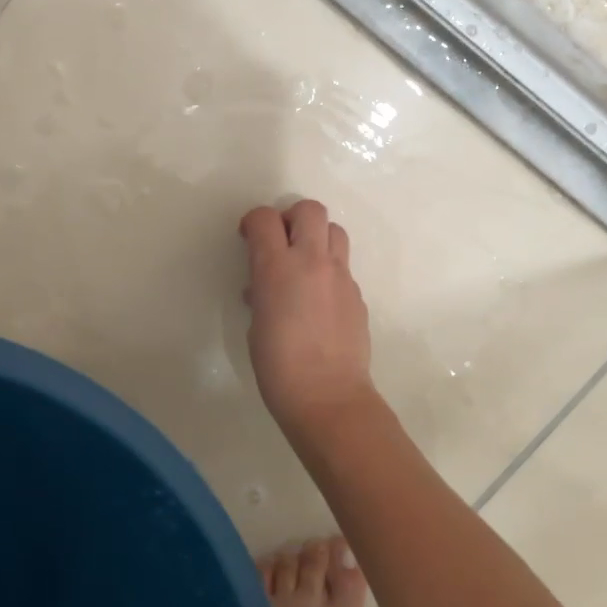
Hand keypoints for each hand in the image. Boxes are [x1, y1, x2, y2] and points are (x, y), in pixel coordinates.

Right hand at [239, 200, 377, 433]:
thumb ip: (262, 294)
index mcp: (277, 267)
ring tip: (304, 266)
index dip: (253, 223)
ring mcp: (341, 277)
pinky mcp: (358, 295)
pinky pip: (343, 267)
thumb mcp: (256, 325)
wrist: (327, 397)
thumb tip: (264, 288)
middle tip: (281, 243)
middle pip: (310, 210)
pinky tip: (319, 303)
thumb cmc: (278, 367)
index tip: (248, 238)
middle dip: (292, 218)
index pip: (264, 219)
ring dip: (317, 238)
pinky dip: (329, 272)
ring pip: (335, 231)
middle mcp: (313, 262)